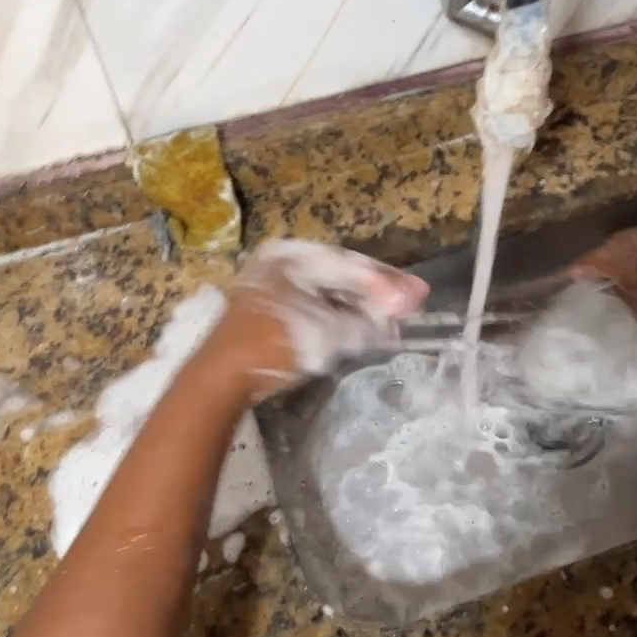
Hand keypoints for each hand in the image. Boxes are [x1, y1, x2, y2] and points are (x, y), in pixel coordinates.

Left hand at [203, 240, 429, 398]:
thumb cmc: (268, 346)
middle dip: (379, 293)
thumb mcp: (323, 333)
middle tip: (415, 300)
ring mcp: (276, 286)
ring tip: (397, 315)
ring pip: (331, 292)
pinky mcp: (274, 311)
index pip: (349, 265)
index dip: (386, 283)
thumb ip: (365, 321)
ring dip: (363, 306)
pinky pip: (318, 306)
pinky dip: (343, 316)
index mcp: (288, 256)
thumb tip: (402, 312)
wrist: (220, 380)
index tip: (417, 294)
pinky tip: (366, 326)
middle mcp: (282, 263)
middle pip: (342, 276)